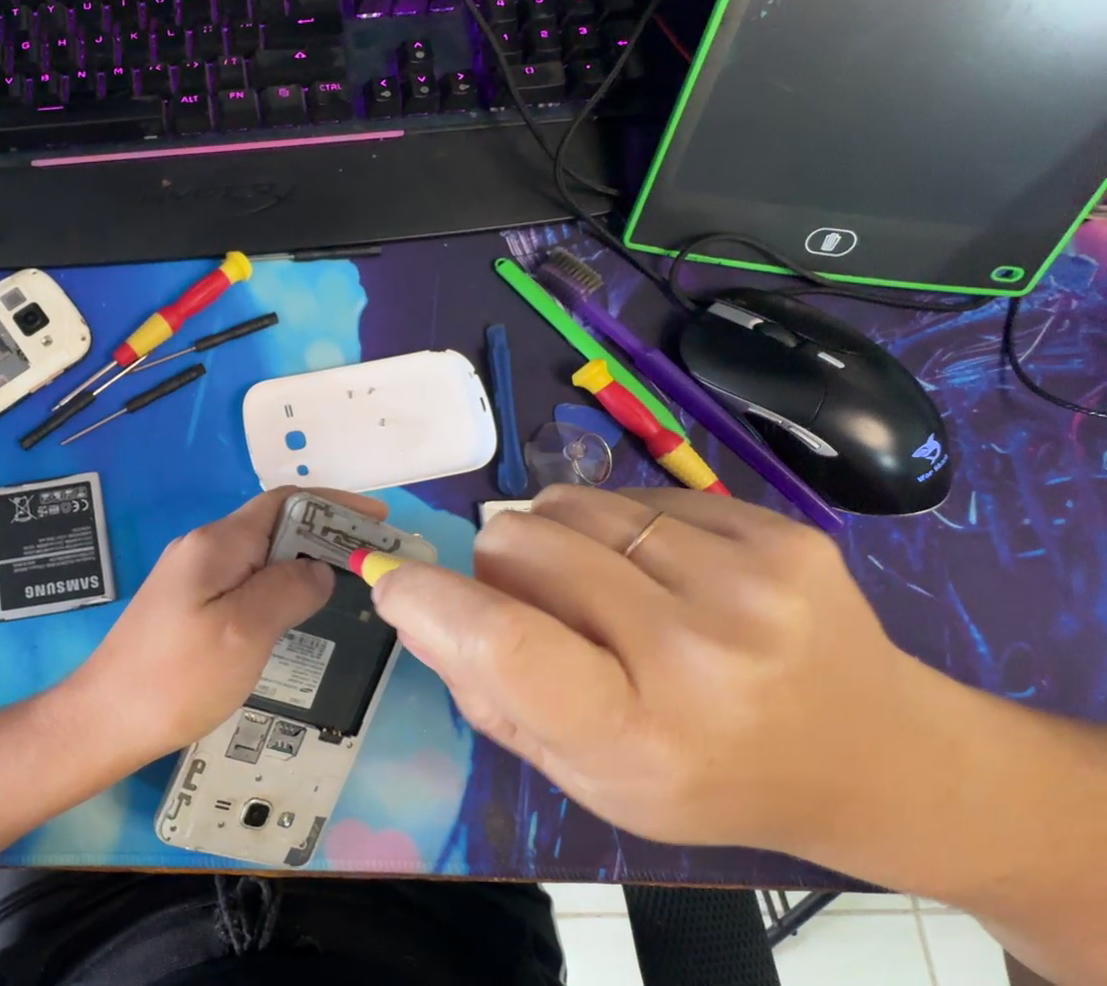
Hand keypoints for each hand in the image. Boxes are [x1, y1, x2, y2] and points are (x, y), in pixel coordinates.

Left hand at [61, 488, 386, 761]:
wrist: (105, 720)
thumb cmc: (178, 677)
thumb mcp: (244, 631)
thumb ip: (288, 589)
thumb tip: (319, 568)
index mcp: (216, 544)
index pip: (283, 503)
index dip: (333, 504)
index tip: (377, 519)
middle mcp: (201, 549)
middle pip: (272, 527)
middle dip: (323, 536)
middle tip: (371, 562)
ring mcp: (190, 578)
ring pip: (259, 558)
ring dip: (302, 564)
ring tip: (346, 588)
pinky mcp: (186, 607)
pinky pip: (243, 584)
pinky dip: (278, 589)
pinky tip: (296, 615)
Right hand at [370, 484, 939, 854]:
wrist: (874, 756)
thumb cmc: (699, 777)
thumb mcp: (578, 771)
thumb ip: (485, 691)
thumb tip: (410, 603)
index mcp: (638, 732)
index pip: (506, 640)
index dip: (431, 599)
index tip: (395, 585)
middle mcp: (698, 651)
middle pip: (522, 542)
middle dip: (496, 564)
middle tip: (528, 601)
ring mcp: (749, 580)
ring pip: (568, 502)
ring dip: (552, 535)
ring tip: (596, 584)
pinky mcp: (780, 531)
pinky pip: (632, 493)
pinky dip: (614, 525)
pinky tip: (654, 570)